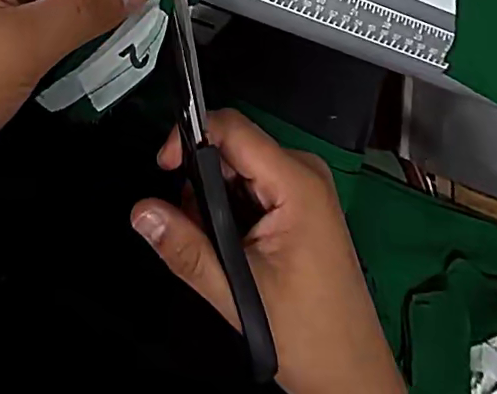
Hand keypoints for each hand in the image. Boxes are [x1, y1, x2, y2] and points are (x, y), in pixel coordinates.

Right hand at [132, 110, 403, 393]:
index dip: (190, 137)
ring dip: (214, 196)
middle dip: (200, 179)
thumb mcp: (239, 294)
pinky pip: (252, 180)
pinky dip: (230, 204)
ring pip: (238, 164)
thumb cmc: (312, 337)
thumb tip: (143, 213)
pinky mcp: (300, 199)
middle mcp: (303, 172)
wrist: (353, 374)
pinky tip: (233, 244)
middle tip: (190, 225)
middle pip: (232, 145)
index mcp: (297, 183)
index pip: (232, 127)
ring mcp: (304, 184)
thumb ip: (186, 248)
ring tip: (215, 245)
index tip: (164, 166)